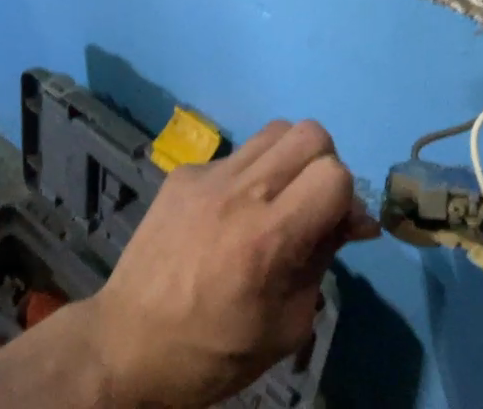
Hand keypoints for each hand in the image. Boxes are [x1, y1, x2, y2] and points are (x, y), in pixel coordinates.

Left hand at [85, 120, 378, 407]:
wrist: (127, 346)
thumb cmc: (215, 352)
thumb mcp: (288, 324)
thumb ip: (323, 258)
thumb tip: (355, 219)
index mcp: (269, 236)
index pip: (335, 174)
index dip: (345, 199)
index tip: (337, 229)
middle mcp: (239, 192)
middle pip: (310, 133)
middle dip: (324, 166)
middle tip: (311, 206)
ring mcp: (206, 176)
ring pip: (274, 130)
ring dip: (289, 159)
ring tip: (277, 201)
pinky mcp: (181, 174)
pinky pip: (235, 154)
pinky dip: (248, 174)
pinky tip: (231, 214)